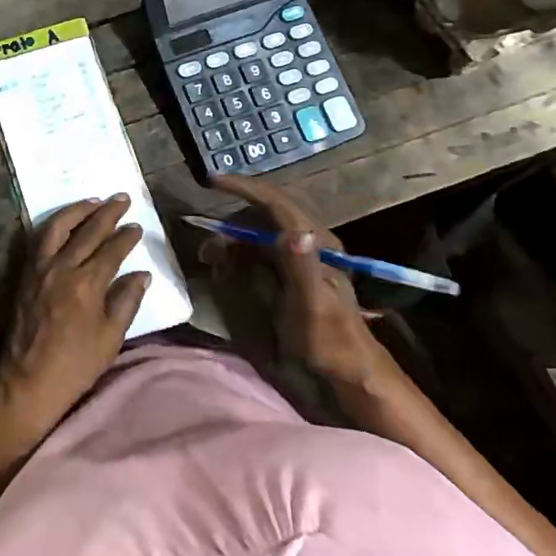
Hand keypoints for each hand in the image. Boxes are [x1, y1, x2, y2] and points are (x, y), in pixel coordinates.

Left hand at [0, 194, 149, 434]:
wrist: (28, 382)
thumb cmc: (76, 365)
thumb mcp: (111, 337)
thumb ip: (126, 300)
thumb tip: (141, 274)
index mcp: (86, 284)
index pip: (111, 249)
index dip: (126, 236)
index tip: (137, 226)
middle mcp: (62, 268)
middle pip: (87, 231)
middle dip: (107, 212)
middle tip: (122, 198)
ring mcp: (39, 269)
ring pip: (58, 227)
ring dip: (77, 210)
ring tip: (93, 201)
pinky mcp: (25, 274)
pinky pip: (41, 239)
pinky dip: (55, 225)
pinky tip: (65, 222)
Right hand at [208, 174, 386, 386]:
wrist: (348, 374)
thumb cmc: (331, 342)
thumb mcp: (313, 308)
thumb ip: (301, 268)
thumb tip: (294, 231)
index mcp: (317, 243)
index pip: (276, 202)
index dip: (243, 187)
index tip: (210, 181)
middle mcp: (308, 242)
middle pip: (261, 214)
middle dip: (230, 223)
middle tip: (207, 247)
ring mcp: (299, 257)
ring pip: (256, 232)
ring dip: (231, 241)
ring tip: (212, 260)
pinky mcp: (290, 272)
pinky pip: (257, 251)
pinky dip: (237, 256)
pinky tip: (226, 271)